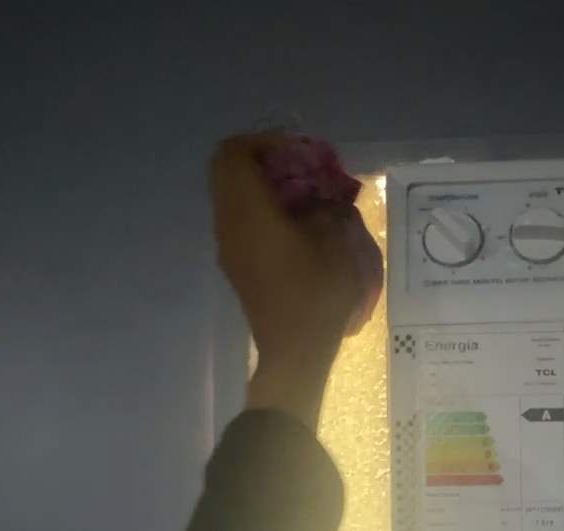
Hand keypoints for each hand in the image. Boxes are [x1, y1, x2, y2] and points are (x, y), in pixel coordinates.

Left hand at [208, 134, 371, 427]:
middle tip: (298, 172)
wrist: (295, 354)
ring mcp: (229, 249)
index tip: (300, 155)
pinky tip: (295, 228)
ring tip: (301, 200)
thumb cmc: (317, 296)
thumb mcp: (336, 243)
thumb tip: (323, 196)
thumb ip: (328, 206)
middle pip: (227, 172)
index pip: (235, 152)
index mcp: (248, 211)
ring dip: (261, 190)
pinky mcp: (237, 269)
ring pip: (232, 199)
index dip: (266, 142)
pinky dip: (261, 214)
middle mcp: (228, 224)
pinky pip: (241, 224)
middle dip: (261, 163)